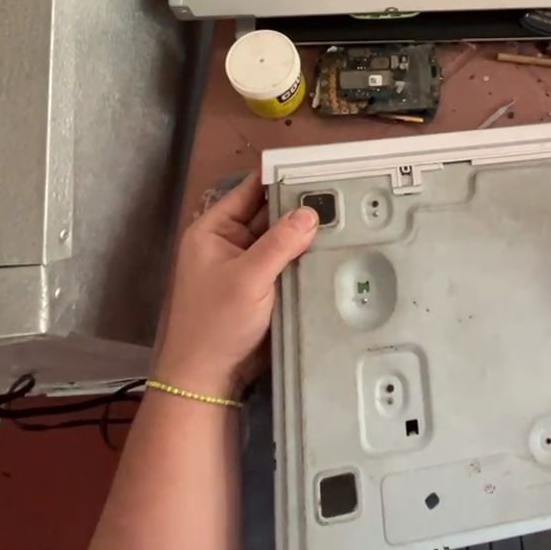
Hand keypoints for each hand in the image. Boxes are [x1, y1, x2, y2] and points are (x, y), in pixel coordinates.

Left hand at [153, 174, 318, 398]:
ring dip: (304, 231)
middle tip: (340, 191)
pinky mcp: (261, 285)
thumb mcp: (249, 278)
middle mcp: (228, 241)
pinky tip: (331, 246)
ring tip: (344, 214)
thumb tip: (311, 212)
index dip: (280, 178)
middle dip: (298, 205)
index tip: (316, 168)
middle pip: (268, 212)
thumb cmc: (216, 323)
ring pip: (280, 237)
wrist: (206, 381)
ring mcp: (245, 264)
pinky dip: (303, 254)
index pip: (250, 190)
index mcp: (213, 230)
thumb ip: (281, 242)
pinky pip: (285, 260)